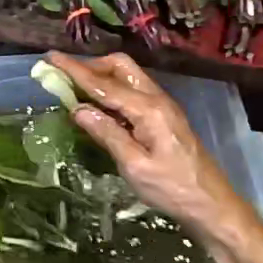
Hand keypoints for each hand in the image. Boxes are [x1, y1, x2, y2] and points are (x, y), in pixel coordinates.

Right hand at [44, 52, 262, 255]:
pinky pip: (132, 92)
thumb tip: (78, 109)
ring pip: (126, 77)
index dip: (74, 70)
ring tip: (74, 90)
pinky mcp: (162, 116)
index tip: (50, 58)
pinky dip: (110, 91)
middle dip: (90, 66)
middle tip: (63, 78)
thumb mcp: (135, 166)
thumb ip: (107, 134)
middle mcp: (157, 99)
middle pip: (119, 67)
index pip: (104, 84)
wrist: (212, 205)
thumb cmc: (173, 189)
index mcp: (149, 110)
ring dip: (100, 77)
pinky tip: (98, 107)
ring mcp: (162, 106)